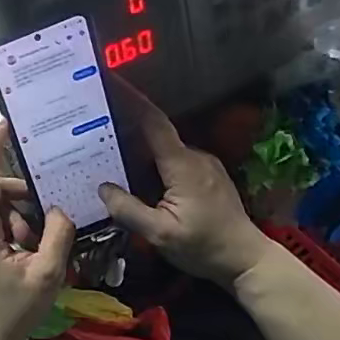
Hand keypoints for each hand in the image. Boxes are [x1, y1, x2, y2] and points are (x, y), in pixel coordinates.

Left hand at [0, 119, 73, 339]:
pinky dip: (18, 229)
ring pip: (1, 207)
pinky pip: (0, 222)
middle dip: (24, 200)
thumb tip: (59, 208)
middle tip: (45, 226)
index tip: (2, 122)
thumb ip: (57, 236)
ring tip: (36, 249)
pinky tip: (31, 252)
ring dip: (23, 219)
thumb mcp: (46, 275)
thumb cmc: (14, 311)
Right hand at [98, 85, 278, 287]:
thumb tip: (103, 188)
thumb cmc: (204, 246)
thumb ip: (128, 209)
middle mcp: (195, 157)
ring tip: (107, 151)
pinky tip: (134, 175)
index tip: (112, 81)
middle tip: (94, 124)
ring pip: (163, 149)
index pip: (154, 123)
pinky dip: (151, 162)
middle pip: (155, 134)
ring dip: (138, 148)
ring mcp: (203, 165)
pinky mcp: (205, 176)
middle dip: (126, 126)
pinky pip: (172, 161)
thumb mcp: (159, 234)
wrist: (246, 259)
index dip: (132, 100)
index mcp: (182, 165)